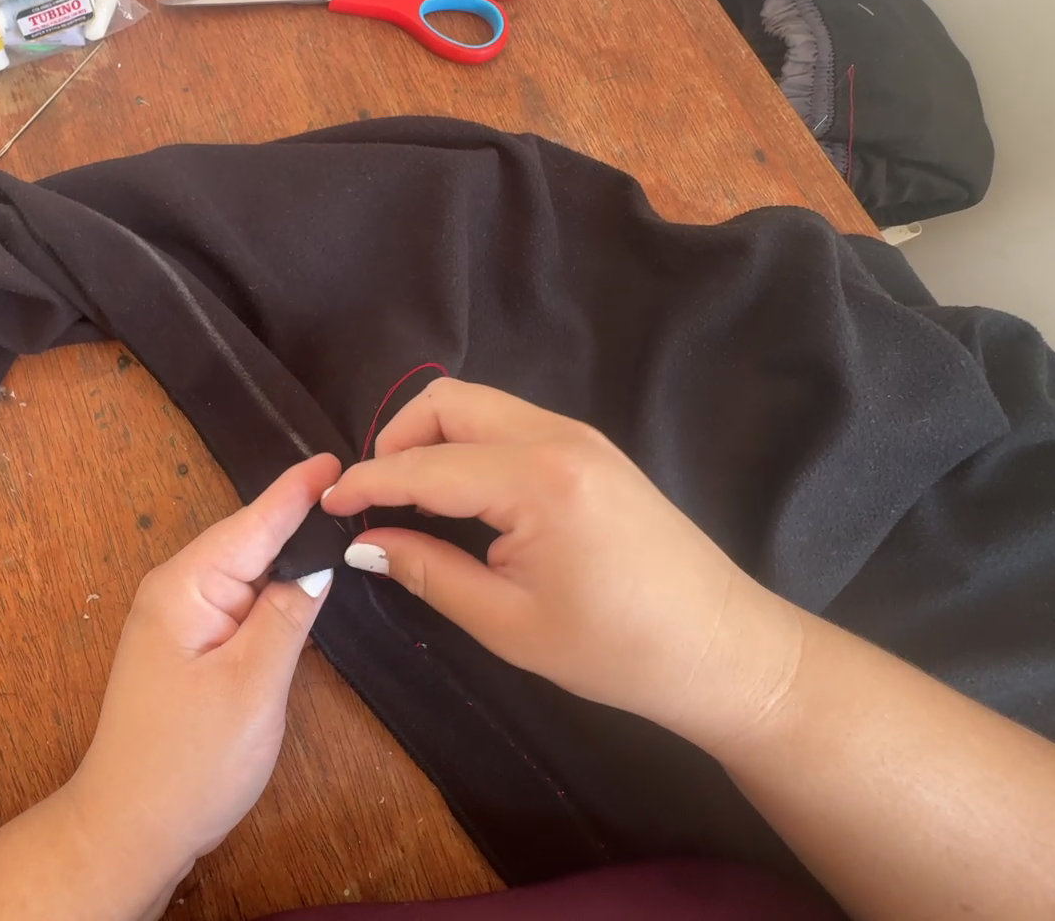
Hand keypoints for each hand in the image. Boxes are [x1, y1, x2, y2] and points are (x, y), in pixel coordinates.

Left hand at [65, 454, 340, 882]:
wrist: (131, 828)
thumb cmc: (189, 760)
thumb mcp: (251, 686)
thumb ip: (287, 617)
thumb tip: (318, 565)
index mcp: (185, 586)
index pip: (251, 524)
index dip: (294, 491)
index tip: (333, 458)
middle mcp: (178, 589)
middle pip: (248, 541)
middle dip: (296, 516)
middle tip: (353, 491)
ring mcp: (182, 617)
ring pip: (247, 572)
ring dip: (287, 553)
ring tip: (336, 522)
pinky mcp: (192, 643)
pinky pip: (240, 602)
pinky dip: (273, 590)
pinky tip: (300, 581)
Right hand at [320, 378, 802, 746]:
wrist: (728, 652)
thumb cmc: (616, 650)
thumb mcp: (506, 623)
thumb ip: (426, 570)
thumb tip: (362, 542)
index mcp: (536, 481)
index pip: (423, 465)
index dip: (365, 482)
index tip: (326, 502)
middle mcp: (555, 437)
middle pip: (446, 401)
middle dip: (396, 439)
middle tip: (376, 495)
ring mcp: (576, 435)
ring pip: (474, 404)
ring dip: (429, 437)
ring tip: (411, 495)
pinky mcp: (586, 447)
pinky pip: (503, 421)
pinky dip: (464, 443)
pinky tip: (459, 492)